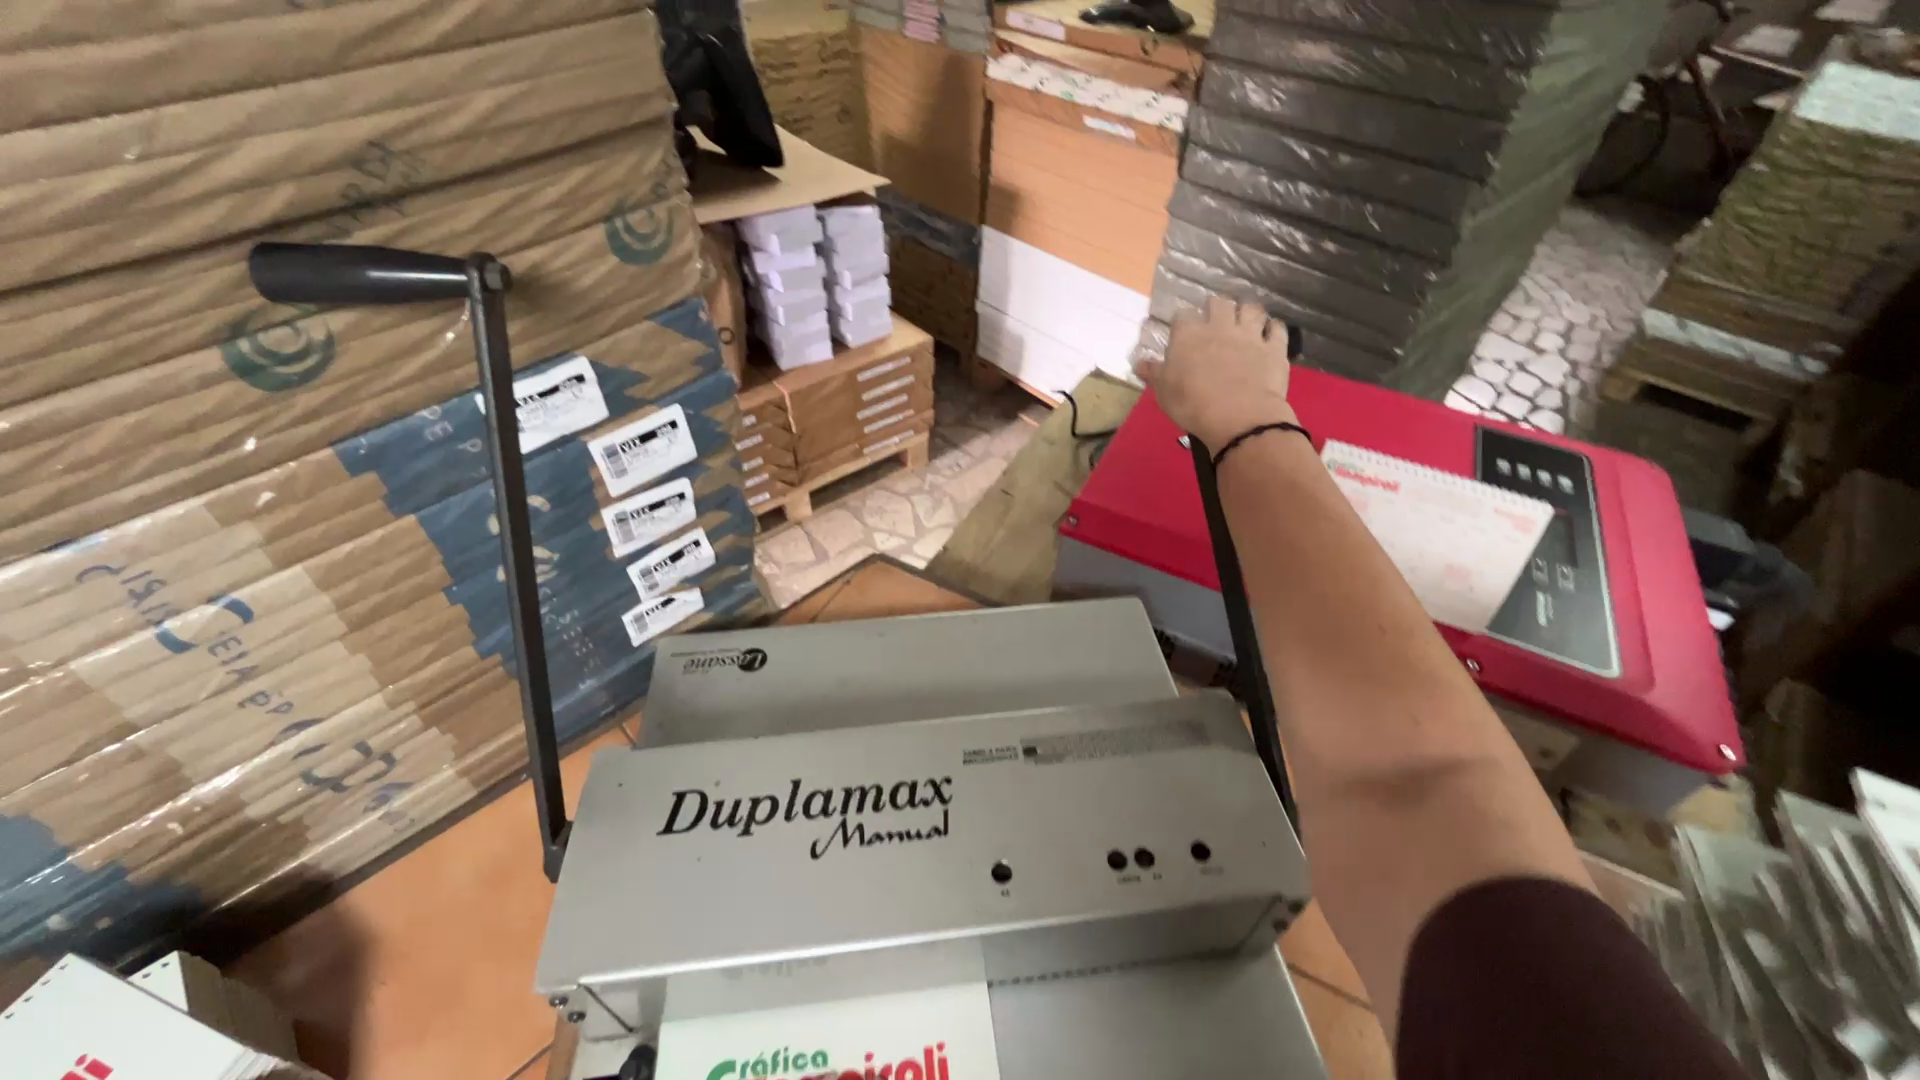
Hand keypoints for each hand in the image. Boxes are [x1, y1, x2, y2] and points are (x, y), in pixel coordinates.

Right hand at [1134, 295, 1295, 448]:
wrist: (1237, 416)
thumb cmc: (1192, 404)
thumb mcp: (1164, 392)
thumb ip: (1154, 374)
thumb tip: (1140, 363)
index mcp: (1189, 335)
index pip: (1183, 315)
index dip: (1184, 321)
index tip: (1183, 330)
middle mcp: (1220, 326)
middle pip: (1219, 303)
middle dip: (1217, 307)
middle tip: (1216, 319)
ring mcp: (1250, 335)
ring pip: (1251, 308)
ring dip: (1247, 311)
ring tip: (1244, 320)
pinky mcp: (1274, 348)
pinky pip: (1277, 329)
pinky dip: (1273, 328)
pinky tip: (1270, 333)